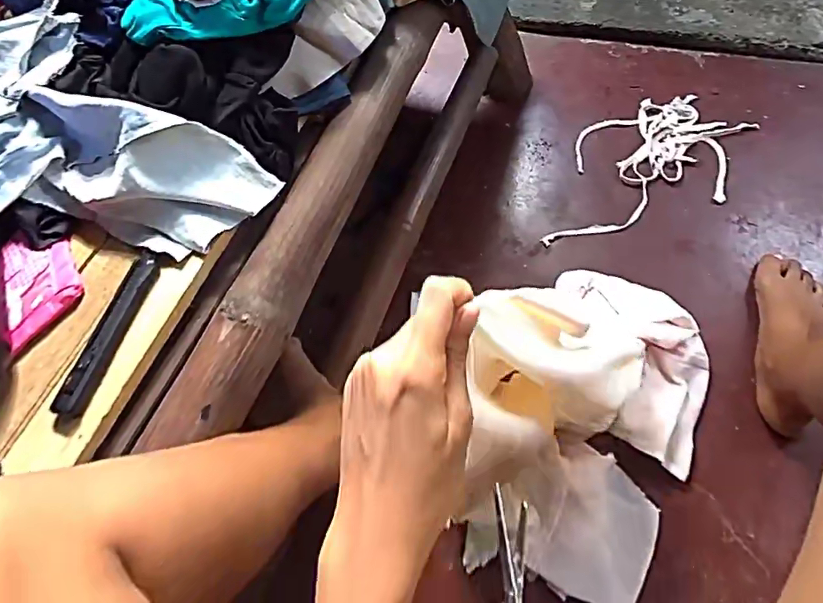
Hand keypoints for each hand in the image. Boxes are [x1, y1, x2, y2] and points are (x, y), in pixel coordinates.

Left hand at [318, 276, 478, 602]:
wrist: (372, 531)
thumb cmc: (424, 489)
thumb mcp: (459, 421)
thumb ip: (459, 357)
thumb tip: (468, 312)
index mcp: (413, 369)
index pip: (435, 294)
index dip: (459, 292)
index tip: (470, 310)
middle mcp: (381, 362)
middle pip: (422, 315)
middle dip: (444, 329)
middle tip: (458, 370)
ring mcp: (361, 372)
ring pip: (406, 335)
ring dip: (425, 350)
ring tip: (434, 398)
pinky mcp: (352, 384)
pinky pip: (389, 356)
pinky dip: (406, 366)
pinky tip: (412, 405)